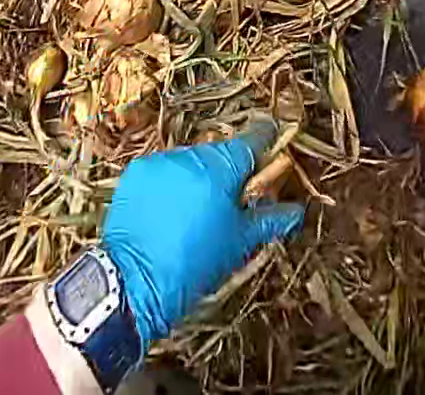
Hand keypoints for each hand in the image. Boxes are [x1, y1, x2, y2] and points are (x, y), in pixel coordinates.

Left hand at [101, 120, 304, 346]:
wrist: (128, 286)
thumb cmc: (192, 265)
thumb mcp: (238, 243)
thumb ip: (269, 219)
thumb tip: (296, 210)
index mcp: (222, 167)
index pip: (255, 139)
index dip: (267, 142)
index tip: (272, 147)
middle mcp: (193, 155)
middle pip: (223, 152)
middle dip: (230, 171)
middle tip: (230, 201)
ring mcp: (163, 161)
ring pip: (194, 161)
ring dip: (200, 177)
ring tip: (196, 211)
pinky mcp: (138, 171)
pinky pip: (166, 170)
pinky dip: (173, 183)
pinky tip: (169, 211)